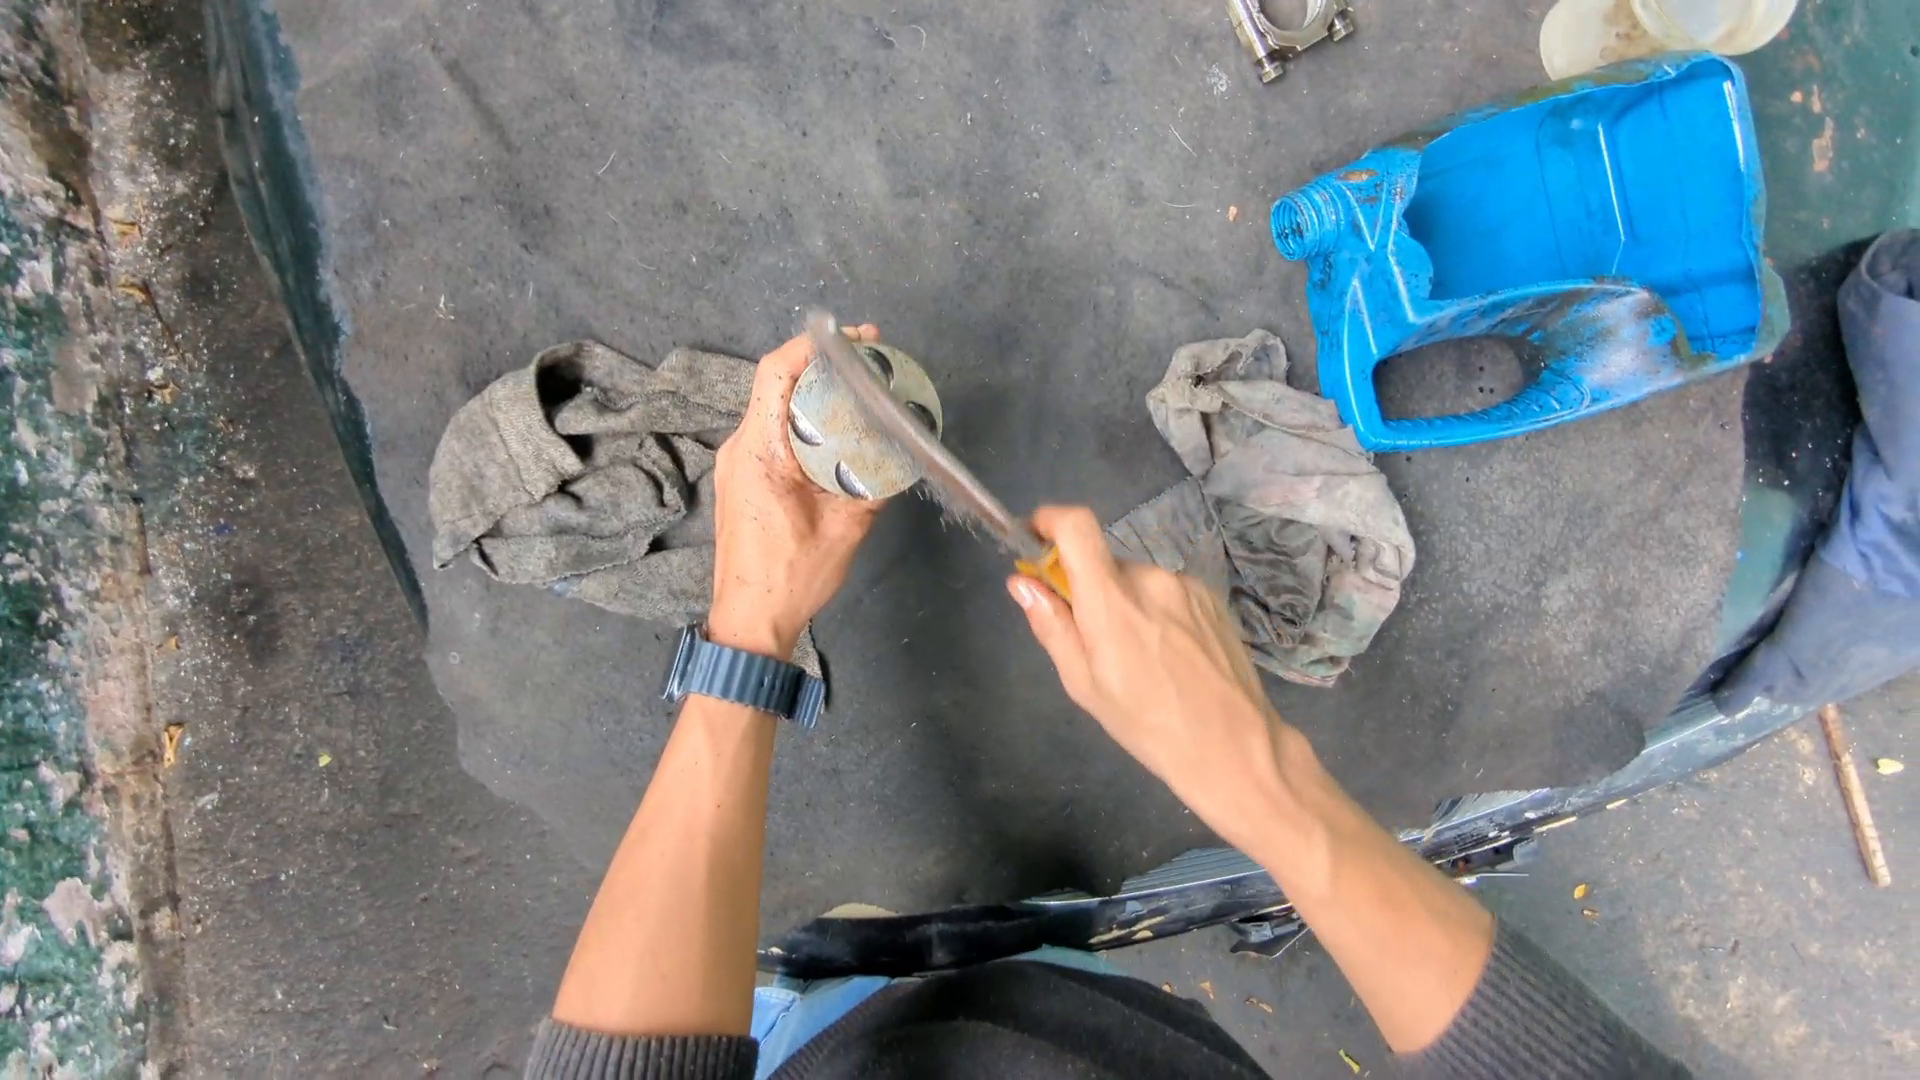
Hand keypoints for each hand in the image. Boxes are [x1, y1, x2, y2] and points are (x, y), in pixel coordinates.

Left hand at [708, 325, 887, 657]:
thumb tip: (898, 454)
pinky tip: (837, 432)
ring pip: (775, 407)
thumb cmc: (791, 578)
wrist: (748, 621)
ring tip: (861, 394)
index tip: (859, 342)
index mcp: (759, 451)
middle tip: (872, 365)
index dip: (815, 346)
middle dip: (824, 366)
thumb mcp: (845, 529)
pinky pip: (774, 432)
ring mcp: (737, 462)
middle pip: (776, 383)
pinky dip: (806, 421)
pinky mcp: (743, 478)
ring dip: (816, 394)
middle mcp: (740, 447)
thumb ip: (872, 484)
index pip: (776, 372)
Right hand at [1006, 505, 1310, 850]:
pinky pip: (1165, 591)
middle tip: (1093, 638)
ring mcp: (1185, 585)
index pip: (1077, 528)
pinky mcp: (1210, 596)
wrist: (1234, 746)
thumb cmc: (1147, 724)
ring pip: (1135, 580)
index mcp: (1112, 601)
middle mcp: (1150, 579)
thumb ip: (1052, 625)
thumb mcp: (1084, 684)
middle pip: (1103, 563)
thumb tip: (1022, 582)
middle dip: (1088, 589)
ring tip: (1139, 657)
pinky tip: (1169, 654)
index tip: (1036, 537)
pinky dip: (1154, 611)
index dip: (1050, 520)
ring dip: (1124, 603)